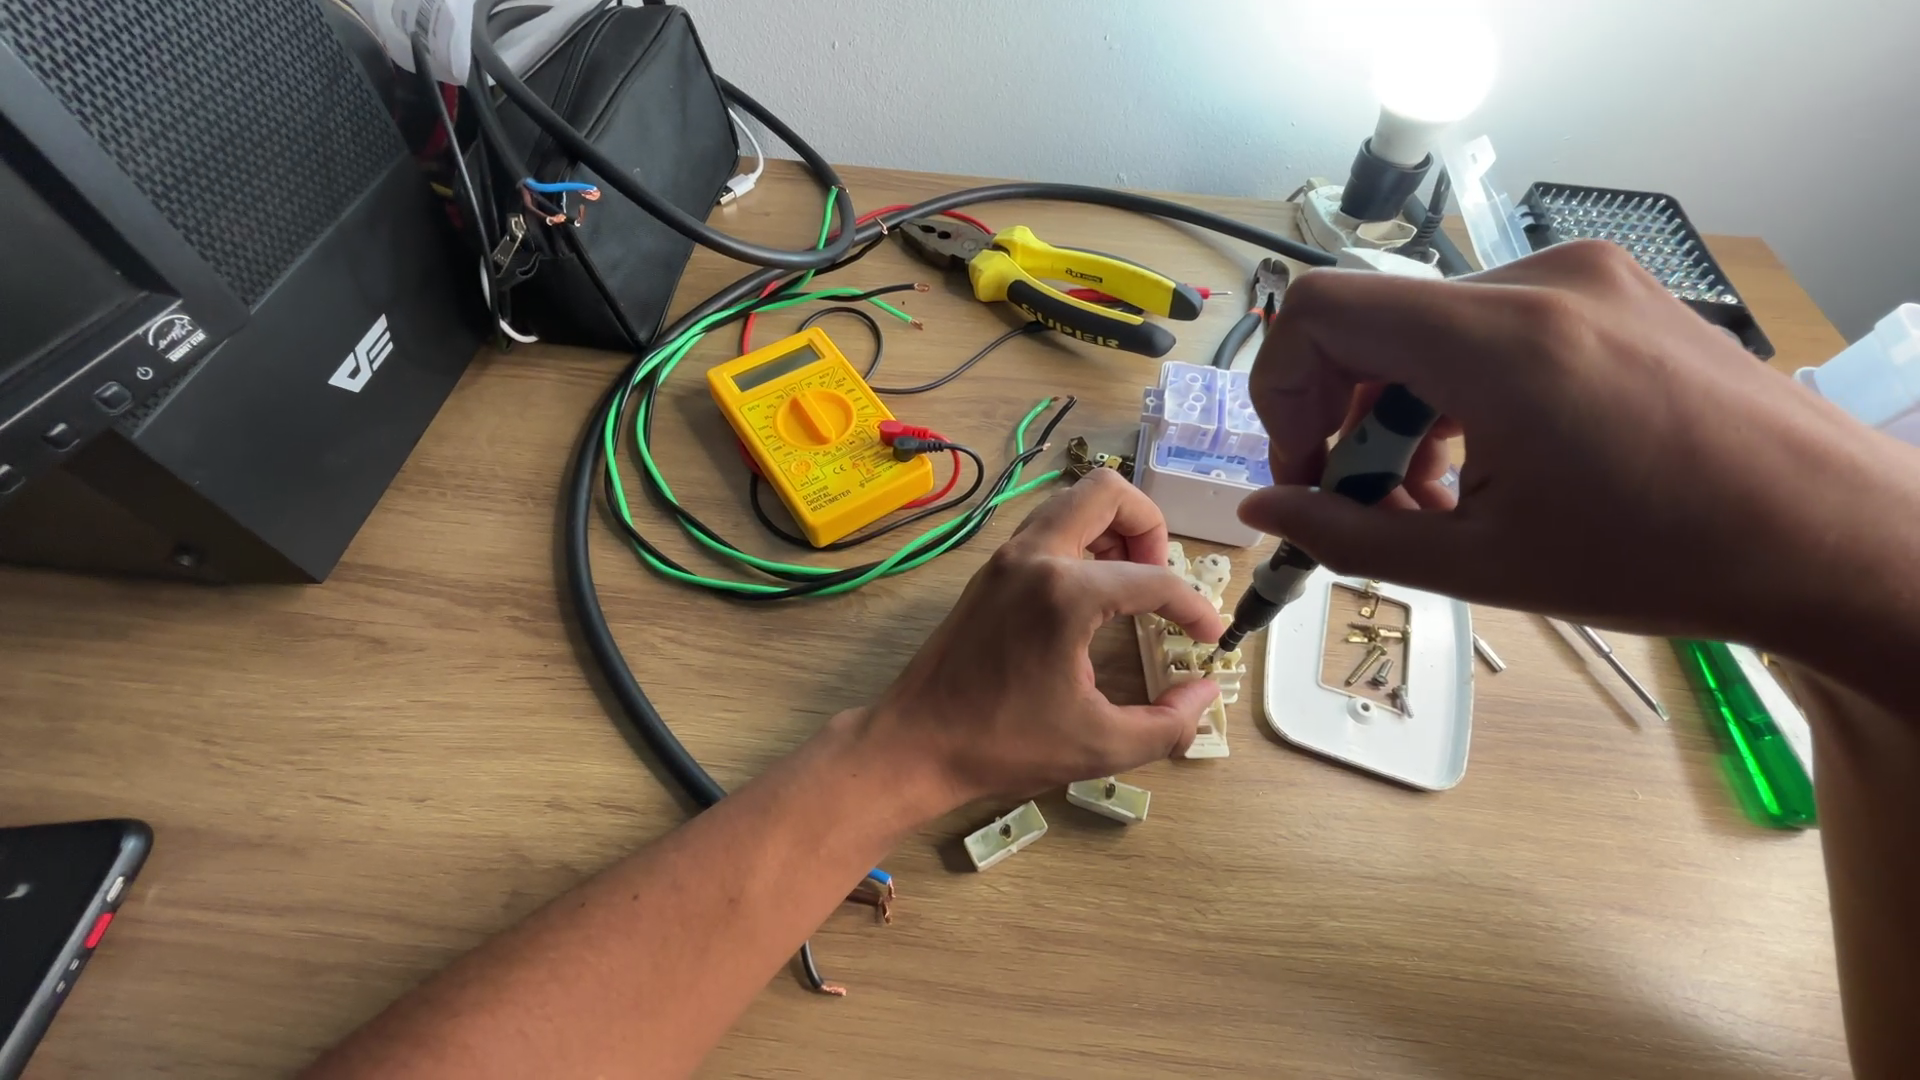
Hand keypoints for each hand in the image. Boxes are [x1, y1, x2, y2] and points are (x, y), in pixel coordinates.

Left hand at [860, 469, 1225, 809]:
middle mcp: (1034, 556)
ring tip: (1129, 583)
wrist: (917, 742)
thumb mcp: (1100, 745)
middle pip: (1107, 491)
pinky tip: (1090, 594)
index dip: (1194, 608)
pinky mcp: (990, 571)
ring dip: (1111, 528)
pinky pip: (1046, 528)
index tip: (1209, 638)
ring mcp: (1006, 558)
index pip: (1153, 579)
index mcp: (1064, 593)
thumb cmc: (1006, 745)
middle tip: (1156, 581)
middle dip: (1149, 526)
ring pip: (1072, 502)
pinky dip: (1080, 541)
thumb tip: (1206, 690)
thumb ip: (1169, 722)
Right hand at [1237, 240, 1919, 647]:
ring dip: (1389, 414)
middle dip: (1334, 416)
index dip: (1281, 389)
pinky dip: (1442, 395)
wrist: (1847, 542)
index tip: (1304, 468)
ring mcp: (1577, 277)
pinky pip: (1473, 330)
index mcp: (1501, 342)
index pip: (1319, 310)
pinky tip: (1471, 463)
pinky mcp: (1600, 291)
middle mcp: (1536, 282)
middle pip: (1364, 325)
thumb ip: (1343, 534)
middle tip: (1354, 498)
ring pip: (1415, 332)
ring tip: (1422, 495)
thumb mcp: (1474, 565)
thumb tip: (1260, 508)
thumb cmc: (1661, 562)